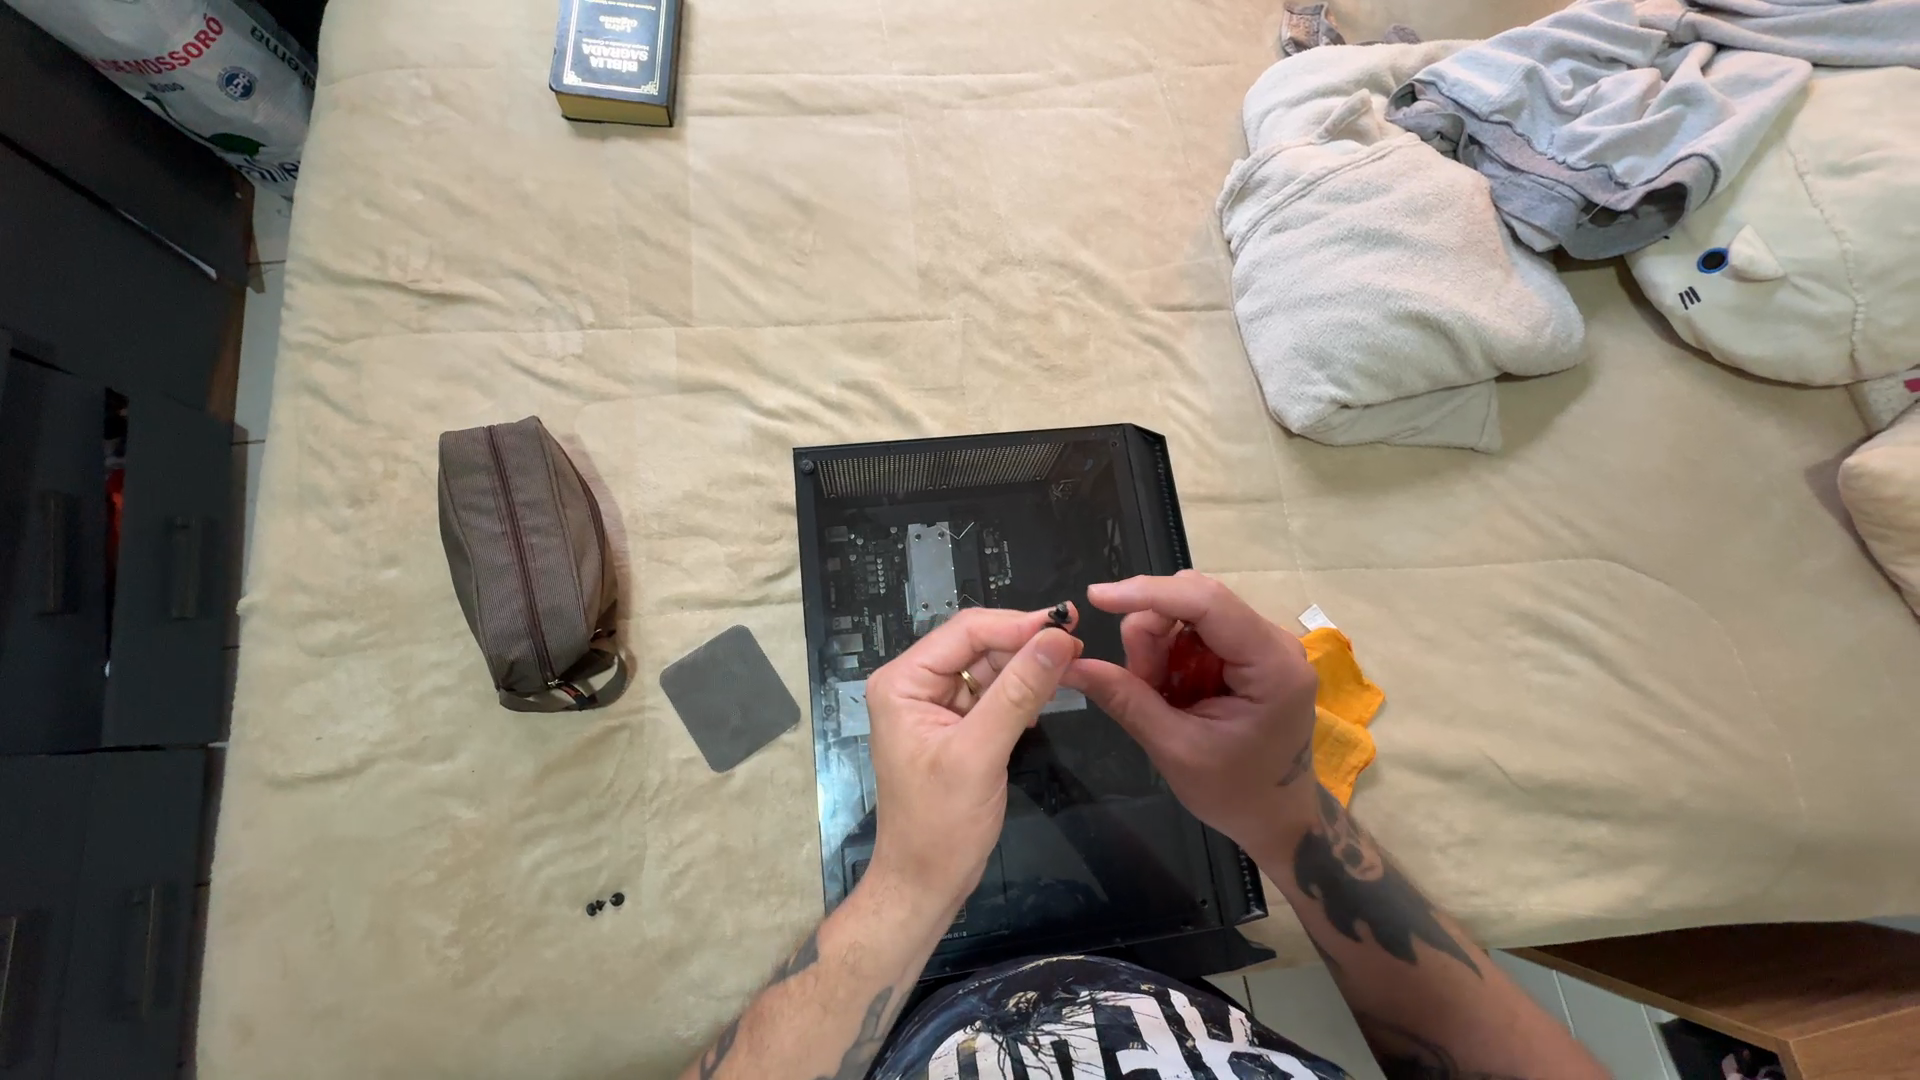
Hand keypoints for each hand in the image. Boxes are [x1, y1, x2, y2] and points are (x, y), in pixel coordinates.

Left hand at [862, 606, 1084, 912]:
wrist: (925, 883)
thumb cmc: (940, 825)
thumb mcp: (980, 754)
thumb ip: (1019, 693)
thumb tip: (1058, 638)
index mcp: (903, 681)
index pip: (965, 631)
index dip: (1017, 624)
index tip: (1067, 624)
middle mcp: (915, 683)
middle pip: (978, 643)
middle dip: (1025, 644)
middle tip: (1077, 644)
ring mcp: (935, 703)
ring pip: (990, 666)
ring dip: (1027, 666)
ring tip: (1071, 663)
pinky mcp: (956, 724)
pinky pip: (993, 692)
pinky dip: (1021, 691)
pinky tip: (1048, 691)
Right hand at [1064, 571, 1319, 849]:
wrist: (1276, 819)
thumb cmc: (1235, 793)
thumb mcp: (1174, 749)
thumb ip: (1125, 699)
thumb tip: (1070, 665)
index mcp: (1271, 665)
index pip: (1205, 602)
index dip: (1148, 593)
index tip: (1096, 598)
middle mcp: (1273, 642)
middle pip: (1193, 599)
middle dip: (1150, 633)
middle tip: (1138, 682)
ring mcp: (1262, 643)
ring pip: (1187, 610)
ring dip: (1156, 645)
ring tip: (1157, 695)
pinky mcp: (1248, 650)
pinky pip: (1194, 629)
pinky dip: (1168, 653)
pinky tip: (1171, 689)